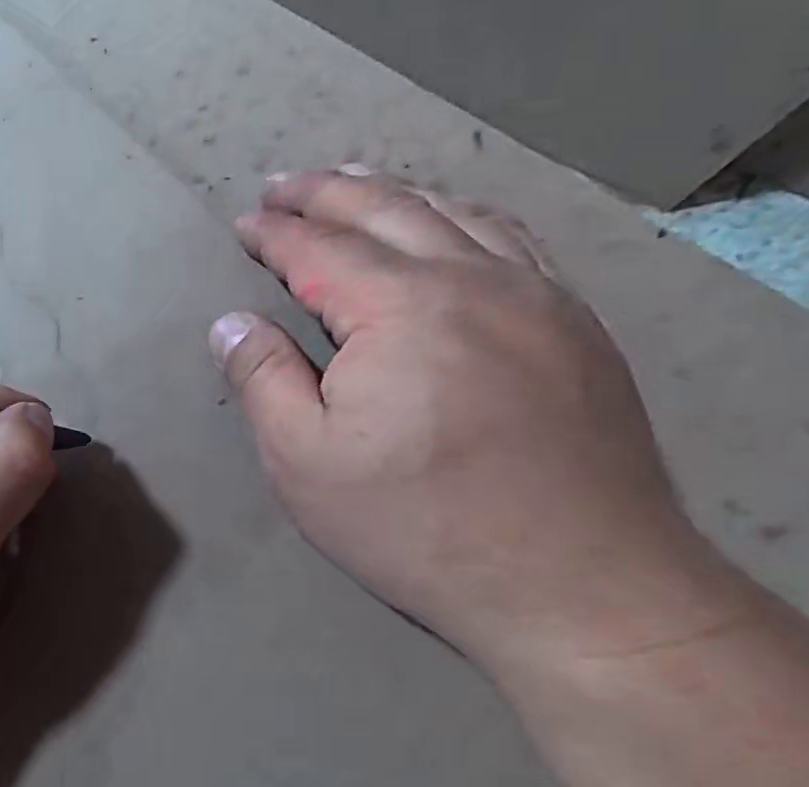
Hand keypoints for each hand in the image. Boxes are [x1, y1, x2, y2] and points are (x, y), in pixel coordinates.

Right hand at [213, 167, 731, 664]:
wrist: (571, 578)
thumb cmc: (419, 528)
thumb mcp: (307, 466)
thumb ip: (264, 383)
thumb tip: (231, 323)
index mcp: (397, 308)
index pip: (320, 249)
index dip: (275, 231)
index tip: (246, 221)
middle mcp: (471, 279)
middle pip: (388, 211)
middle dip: (328, 192)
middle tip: (287, 185)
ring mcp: (536, 296)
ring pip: (457, 214)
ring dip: (397, 193)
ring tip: (359, 185)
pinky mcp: (577, 327)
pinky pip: (516, 243)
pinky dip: (469, 217)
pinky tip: (457, 224)